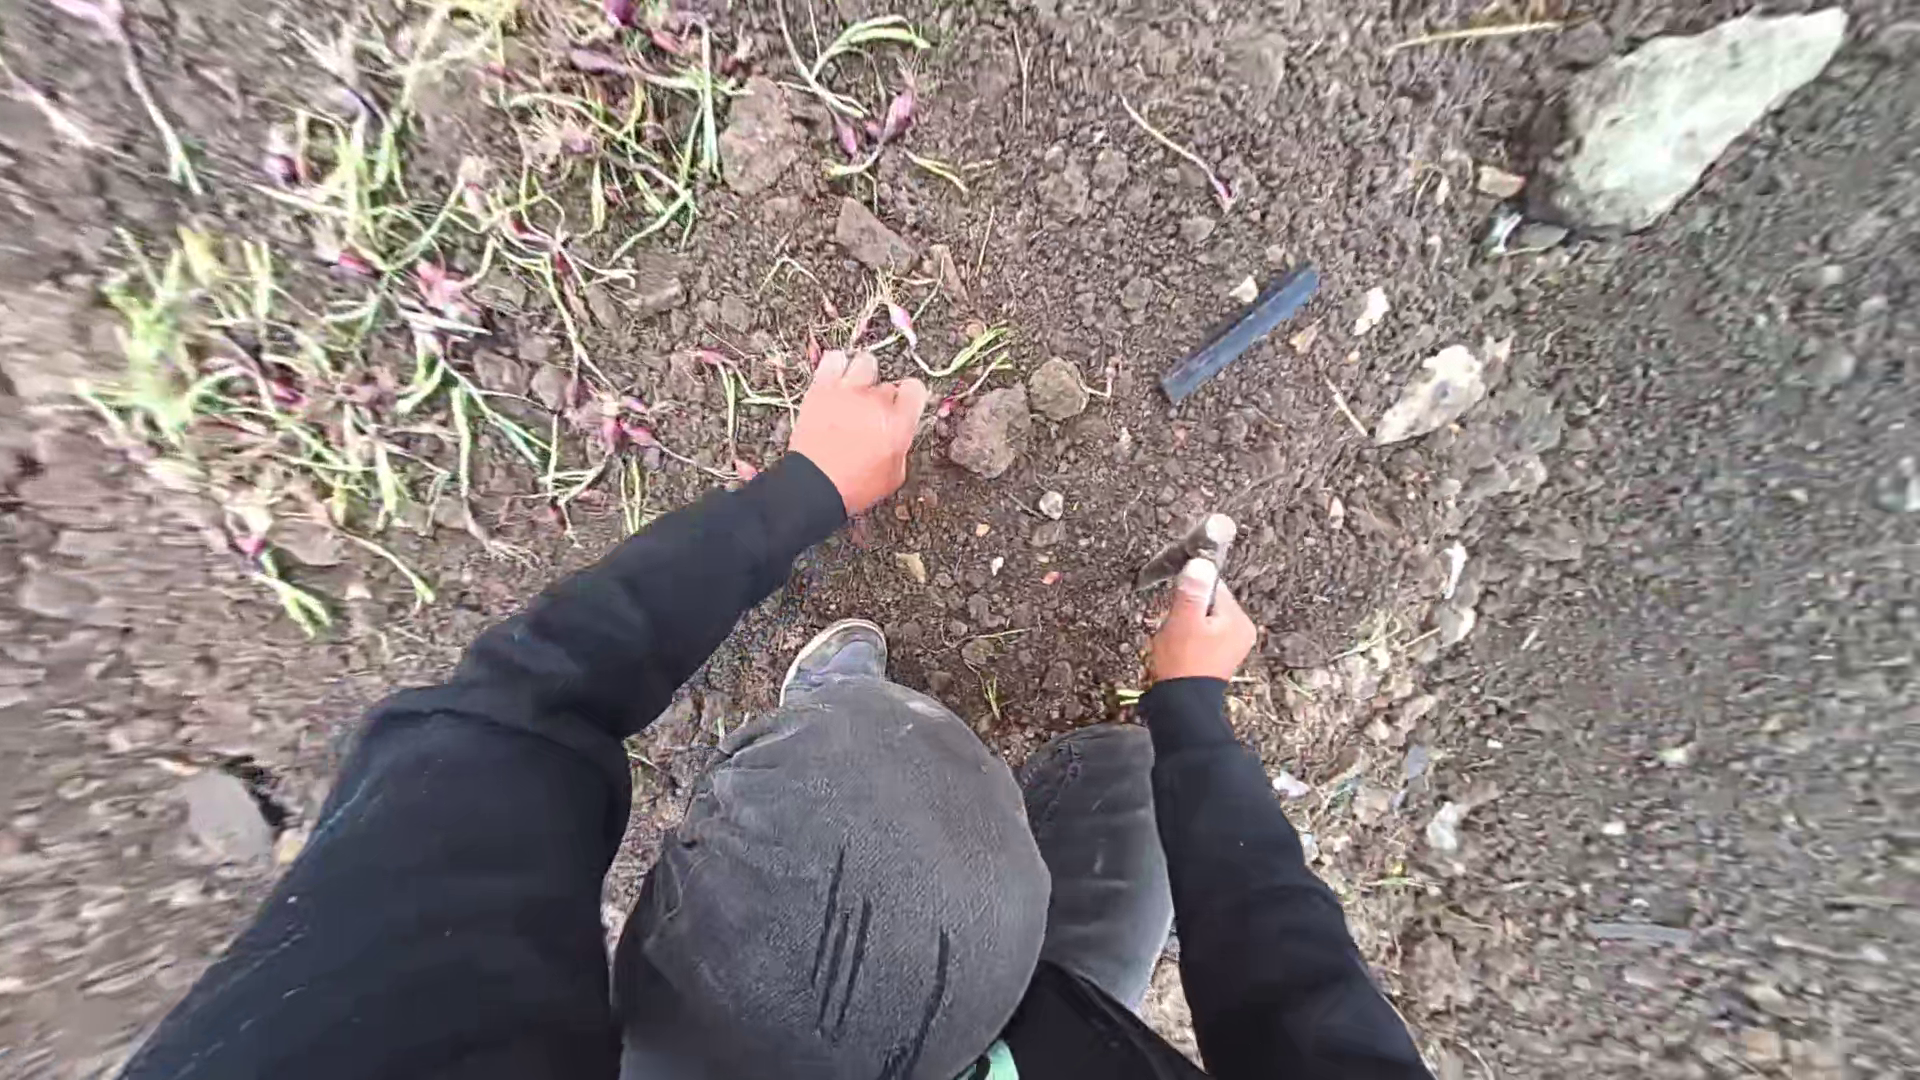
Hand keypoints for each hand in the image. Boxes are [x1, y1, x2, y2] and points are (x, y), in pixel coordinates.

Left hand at [788, 349, 929, 515]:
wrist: (814, 486)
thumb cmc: (854, 487)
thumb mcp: (893, 476)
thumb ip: (900, 447)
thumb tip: (898, 436)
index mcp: (898, 423)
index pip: (916, 390)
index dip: (910, 399)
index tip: (904, 407)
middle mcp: (876, 402)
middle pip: (889, 384)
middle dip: (884, 398)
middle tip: (873, 414)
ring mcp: (848, 392)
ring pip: (866, 363)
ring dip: (865, 375)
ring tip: (857, 390)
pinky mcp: (822, 388)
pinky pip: (835, 359)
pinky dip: (838, 365)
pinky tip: (837, 379)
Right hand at [1149, 558, 1257, 682]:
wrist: (1182, 703)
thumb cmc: (1183, 662)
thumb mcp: (1183, 620)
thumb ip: (1192, 591)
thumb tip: (1201, 563)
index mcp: (1238, 620)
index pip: (1213, 587)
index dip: (1190, 591)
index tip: (1176, 604)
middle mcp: (1242, 630)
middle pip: (1209, 602)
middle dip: (1187, 609)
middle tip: (1175, 626)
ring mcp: (1233, 644)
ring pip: (1204, 617)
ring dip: (1186, 622)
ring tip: (1176, 639)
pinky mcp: (1221, 655)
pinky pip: (1205, 633)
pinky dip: (1190, 635)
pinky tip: (1180, 647)